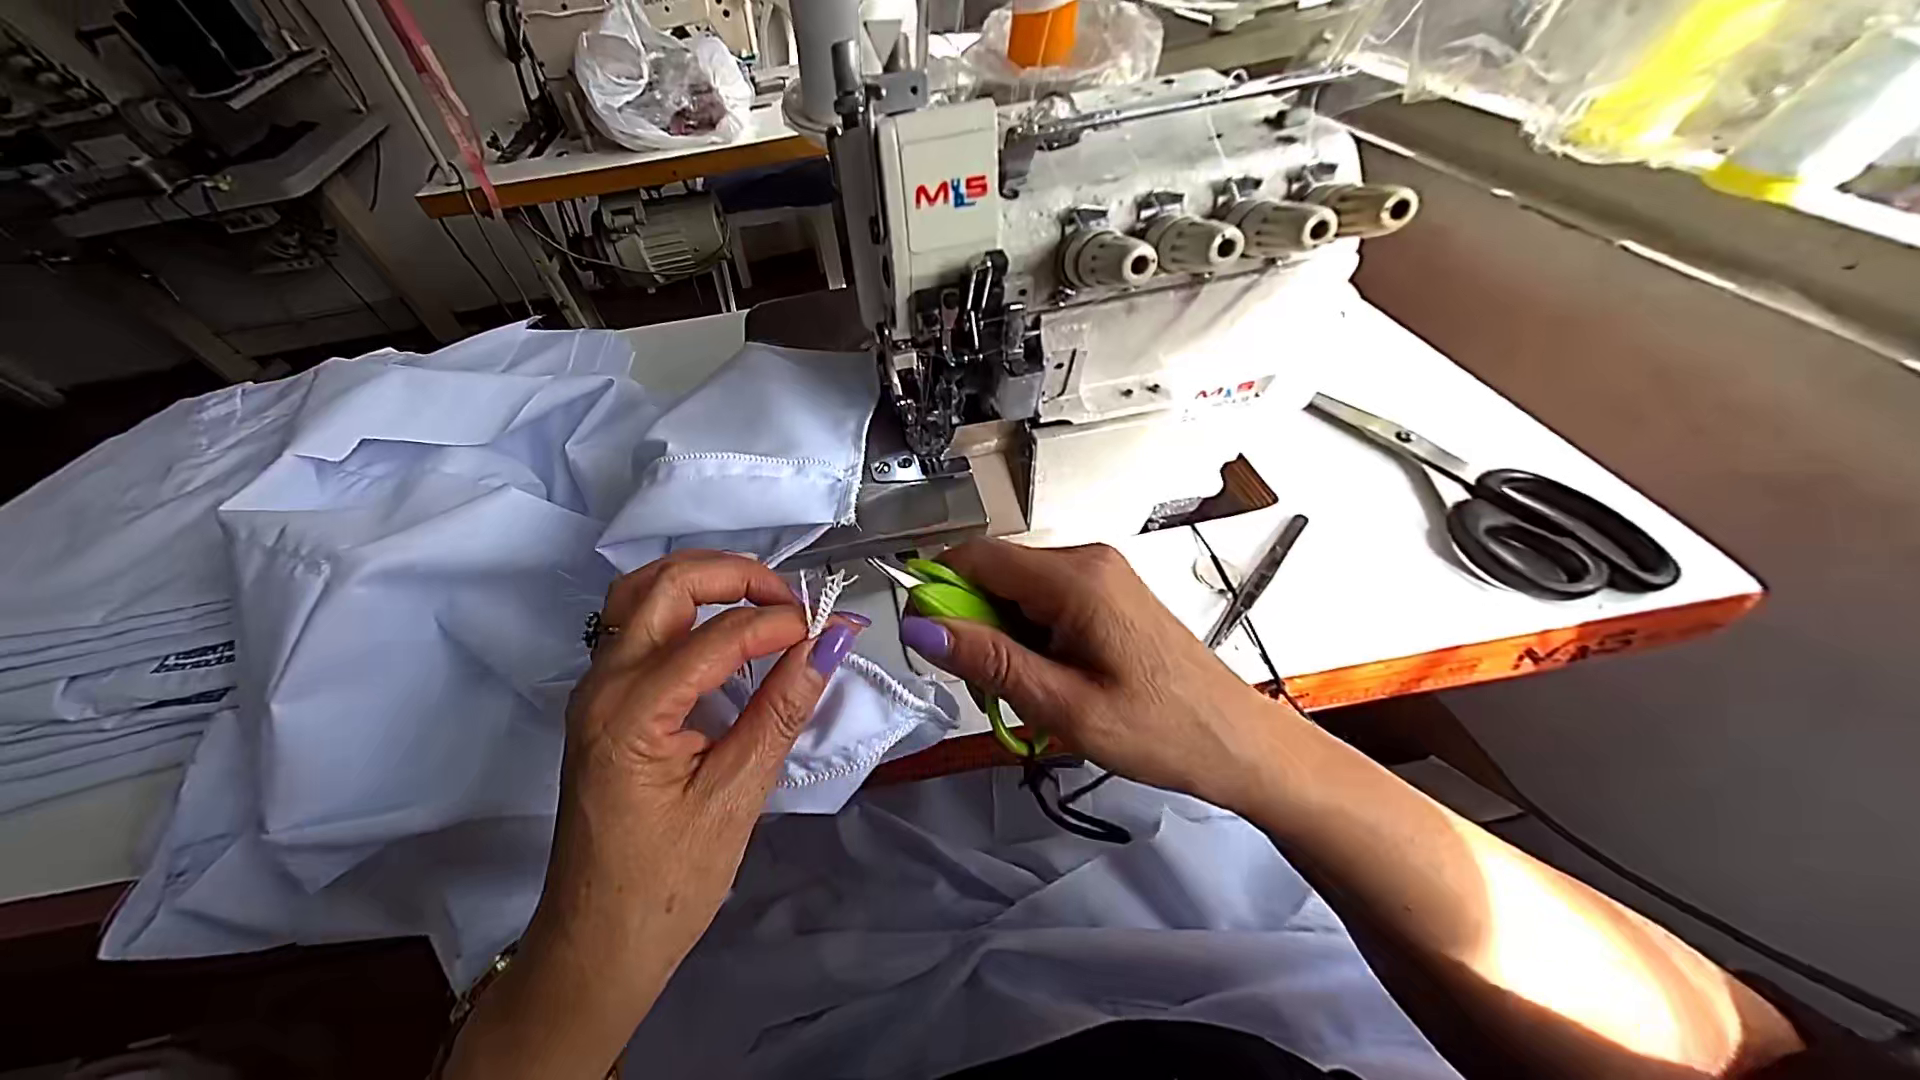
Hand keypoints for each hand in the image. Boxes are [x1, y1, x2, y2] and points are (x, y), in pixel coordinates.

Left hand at [445, 550, 863, 1078]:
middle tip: (792, 603)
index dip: (780, 623)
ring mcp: (596, 687)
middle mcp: (602, 684)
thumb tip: (830, 643)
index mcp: (631, 714)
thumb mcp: (738, 795)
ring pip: (644, 592)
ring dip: (707, 581)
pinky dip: (689, 605)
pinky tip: (727, 628)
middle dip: (737, 575)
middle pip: (665, 584)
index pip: (717, 636)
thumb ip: (783, 708)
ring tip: (763, 602)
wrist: (597, 942)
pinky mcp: (605, 698)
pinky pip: (642, 622)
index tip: (828, 631)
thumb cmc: (668, 882)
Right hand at [897, 539, 1298, 813]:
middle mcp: (1087, 560)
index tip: (930, 643)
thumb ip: (988, 660)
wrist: (1236, 741)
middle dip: (974, 625)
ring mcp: (1100, 574)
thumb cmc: (1161, 729)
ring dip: (1002, 637)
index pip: (976, 556)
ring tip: (1029, 692)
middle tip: (990, 686)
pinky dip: (1028, 637)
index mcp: (1076, 578)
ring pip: (1015, 590)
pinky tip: (1049, 679)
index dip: (938, 591)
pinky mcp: (1106, 593)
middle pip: (994, 573)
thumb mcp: (1062, 705)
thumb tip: (920, 627)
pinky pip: (1043, 601)